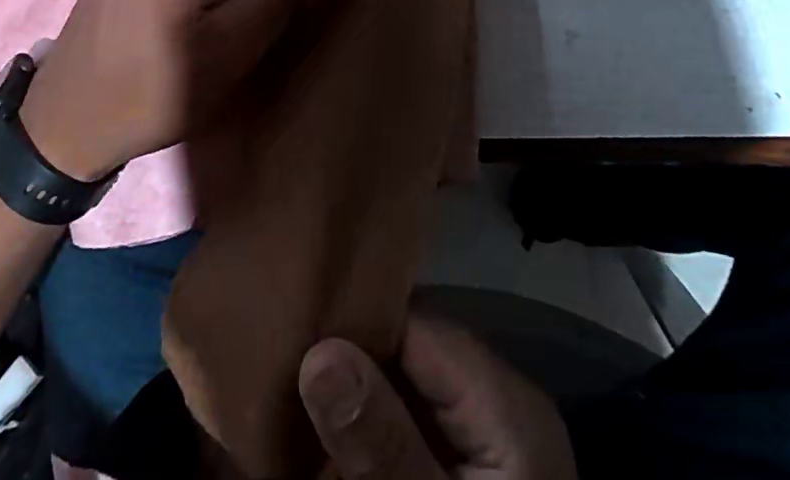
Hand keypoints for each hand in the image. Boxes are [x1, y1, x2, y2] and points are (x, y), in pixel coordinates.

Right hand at [298, 316, 578, 479]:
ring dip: (357, 396)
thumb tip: (321, 355)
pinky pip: (415, 424)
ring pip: (408, 388)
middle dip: (352, 360)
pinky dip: (374, 431)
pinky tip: (330, 443)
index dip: (359, 326)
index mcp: (507, 404)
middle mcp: (499, 403)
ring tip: (292, 399)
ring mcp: (485, 436)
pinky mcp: (469, 464)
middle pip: (415, 355)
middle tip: (282, 371)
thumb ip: (383, 446)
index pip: (422, 329)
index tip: (294, 335)